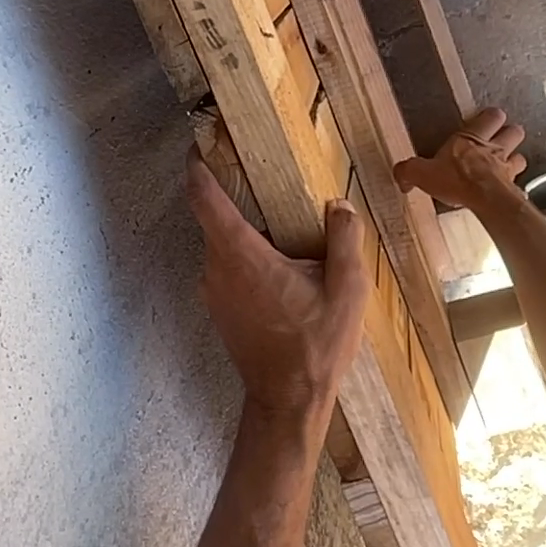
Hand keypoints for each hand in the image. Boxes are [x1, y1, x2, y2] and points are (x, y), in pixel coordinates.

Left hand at [186, 148, 371, 416]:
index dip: (198, 166)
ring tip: (285, 228)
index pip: (204, 197)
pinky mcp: (218, 307)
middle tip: (265, 177)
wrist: (288, 403)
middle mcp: (216, 267)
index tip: (201, 143)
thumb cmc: (315, 345)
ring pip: (223, 243)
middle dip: (235, 194)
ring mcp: (212, 290)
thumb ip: (345, 239)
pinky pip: (227, 266)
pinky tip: (281, 269)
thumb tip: (339, 205)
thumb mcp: (347, 290)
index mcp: (241, 253)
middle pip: (215, 216)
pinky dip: (246, 255)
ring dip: (246, 230)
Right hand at [394, 108, 527, 212]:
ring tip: (506, 162)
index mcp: (471, 137)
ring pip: (520, 155)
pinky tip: (508, 190)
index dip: (491, 116)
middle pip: (513, 131)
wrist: (486, 200)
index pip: (491, 116)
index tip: (486, 119)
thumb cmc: (458, 180)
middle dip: (509, 132)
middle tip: (501, 136)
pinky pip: (519, 183)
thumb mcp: (422, 172)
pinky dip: (515, 185)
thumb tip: (400, 174)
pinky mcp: (513, 188)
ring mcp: (507, 167)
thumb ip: (409, 170)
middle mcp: (493, 148)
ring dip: (515, 157)